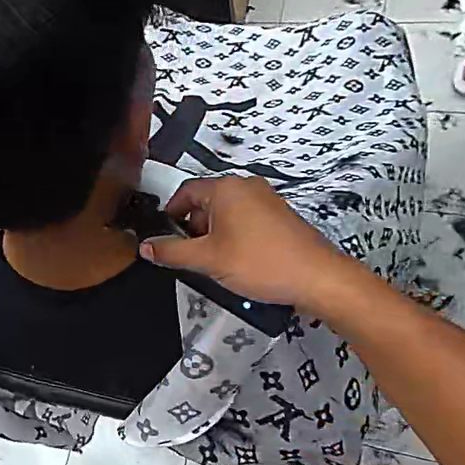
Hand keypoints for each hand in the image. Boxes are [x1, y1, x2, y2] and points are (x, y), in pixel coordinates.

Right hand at [138, 175, 363, 309]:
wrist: (316, 277)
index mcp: (227, 188)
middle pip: (207, 202)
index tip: (165, 237)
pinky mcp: (281, 218)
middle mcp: (248, 187)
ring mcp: (267, 201)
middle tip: (192, 256)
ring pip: (228, 214)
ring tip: (217, 264)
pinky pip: (248, 222)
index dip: (170, 214)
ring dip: (216, 236)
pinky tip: (240, 263)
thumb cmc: (264, 263)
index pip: (185, 191)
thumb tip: (148, 247)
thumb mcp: (209, 260)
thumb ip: (173, 252)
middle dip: (194, 229)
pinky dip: (237, 238)